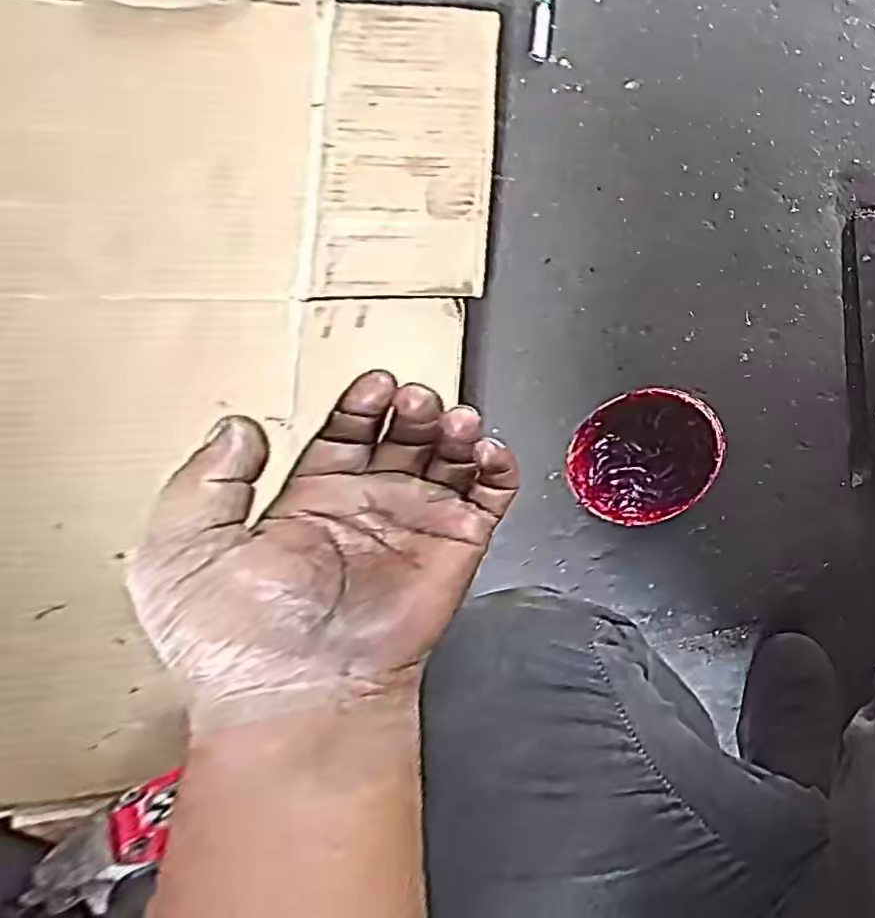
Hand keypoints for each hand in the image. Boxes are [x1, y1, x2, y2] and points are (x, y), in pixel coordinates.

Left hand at [130, 371, 520, 728]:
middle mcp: (374, 503)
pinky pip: (494, 492)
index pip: (347, 434)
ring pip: (455, 456)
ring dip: (460, 430)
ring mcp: (423, 518)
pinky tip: (487, 450)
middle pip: (408, 436)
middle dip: (416, 410)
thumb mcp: (182, 552)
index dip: (361, 405)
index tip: (373, 382)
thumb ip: (208, 484)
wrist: (306, 684)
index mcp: (313, 500)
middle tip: (417, 399)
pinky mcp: (465, 537)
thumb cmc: (239, 635)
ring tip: (455, 419)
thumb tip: (238, 427)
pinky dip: (500, 466)